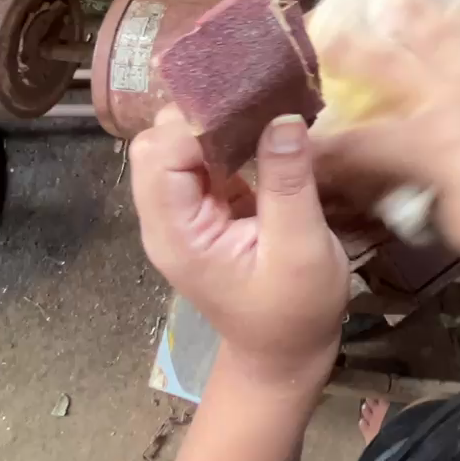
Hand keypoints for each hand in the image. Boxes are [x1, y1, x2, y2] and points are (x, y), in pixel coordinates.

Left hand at [129, 108, 347, 386]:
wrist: (286, 355)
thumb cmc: (295, 311)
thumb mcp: (301, 248)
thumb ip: (288, 183)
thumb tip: (282, 116)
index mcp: (178, 233)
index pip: (161, 153)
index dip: (198, 122)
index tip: (252, 106)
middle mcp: (168, 217)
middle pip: (158, 142)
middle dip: (204, 116)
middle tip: (259, 105)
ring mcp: (186, 211)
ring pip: (179, 143)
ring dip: (218, 123)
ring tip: (266, 113)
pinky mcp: (207, 206)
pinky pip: (204, 155)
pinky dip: (230, 136)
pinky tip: (265, 131)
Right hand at [315, 0, 459, 290]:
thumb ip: (422, 196)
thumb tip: (402, 180)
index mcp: (428, 139)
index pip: (360, 144)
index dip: (325, 150)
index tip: (297, 148)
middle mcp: (455, 94)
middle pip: (392, 67)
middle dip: (353, 53)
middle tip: (323, 33)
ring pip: (449, 35)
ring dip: (419, 16)